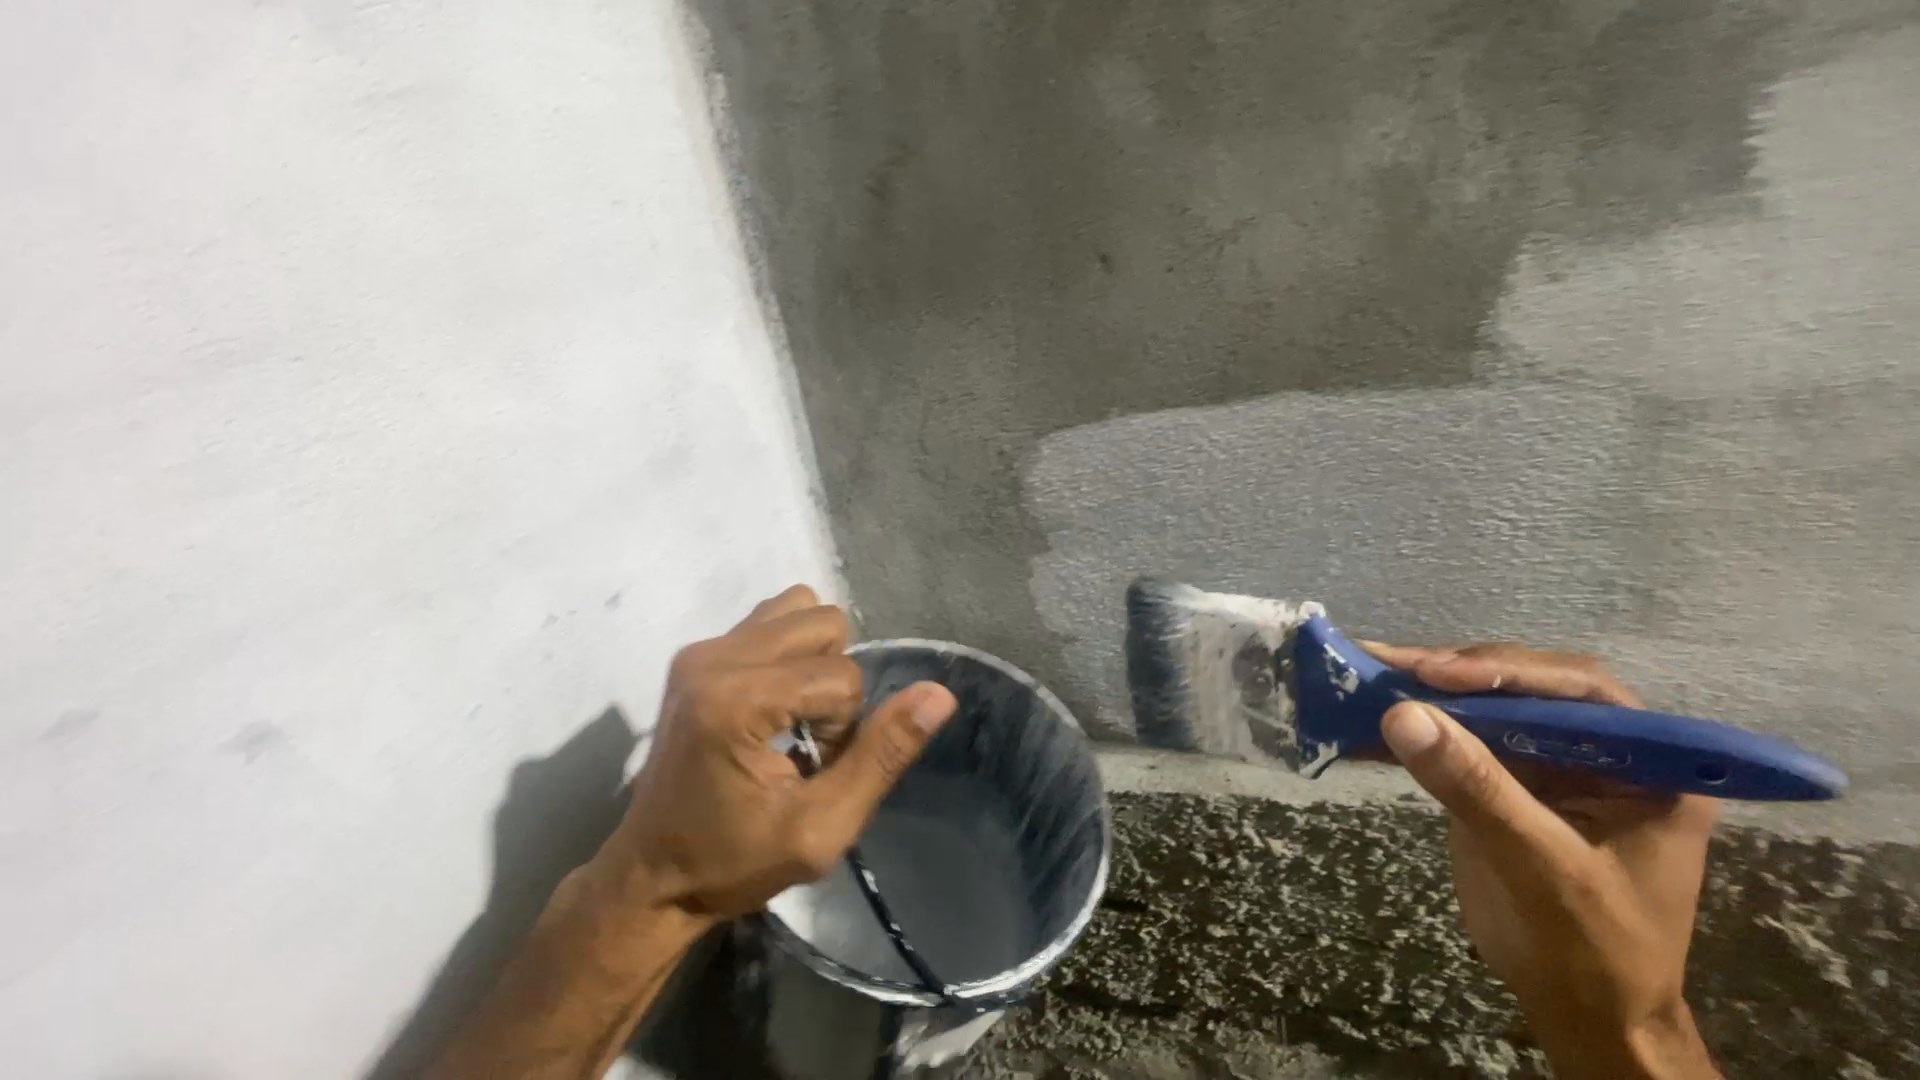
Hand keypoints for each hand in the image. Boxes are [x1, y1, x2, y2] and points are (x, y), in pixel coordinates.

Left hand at [601, 584, 957, 922]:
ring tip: (792, 717)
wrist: (650, 875)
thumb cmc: (734, 861)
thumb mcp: (822, 828)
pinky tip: (774, 701)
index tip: (813, 772)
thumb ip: (882, 756)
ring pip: (800, 609)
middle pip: (825, 624)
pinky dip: (790, 652)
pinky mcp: (696, 652)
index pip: (841, 675)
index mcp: (737, 700)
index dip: (846, 728)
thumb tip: (939, 693)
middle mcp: (714, 656)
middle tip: (807, 742)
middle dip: (834, 684)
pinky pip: (771, 618)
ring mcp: (701, 648)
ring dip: (816, 660)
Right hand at [1362, 643, 1722, 1079]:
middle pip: (1523, 689)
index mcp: (1648, 764)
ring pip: (1481, 708)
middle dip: (1452, 674)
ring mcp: (1548, 764)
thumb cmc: (1591, 948)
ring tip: (1364, 673)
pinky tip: (1359, 723)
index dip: (1506, 672)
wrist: (1583, 1012)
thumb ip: (1477, 787)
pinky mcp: (1502, 782)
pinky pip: (1454, 743)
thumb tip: (1402, 713)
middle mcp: (1600, 751)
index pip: (1580, 691)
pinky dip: (1408, 734)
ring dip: (1421, 694)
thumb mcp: (1540, 866)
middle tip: (1385, 663)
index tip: (1434, 672)